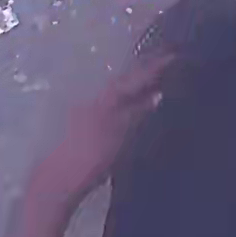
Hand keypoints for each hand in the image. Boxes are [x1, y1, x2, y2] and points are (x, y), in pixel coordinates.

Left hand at [26, 57, 171, 209]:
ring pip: (123, 91)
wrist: (58, 181)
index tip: (176, 55)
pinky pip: (119, 103)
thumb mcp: (120, 131)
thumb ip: (138, 111)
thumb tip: (159, 94)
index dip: (157, 66)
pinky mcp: (93, 126)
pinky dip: (133, 99)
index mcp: (108, 94)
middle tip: (171, 60)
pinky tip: (142, 104)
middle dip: (149, 70)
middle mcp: (101, 97)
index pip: (137, 76)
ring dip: (141, 84)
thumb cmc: (91, 155)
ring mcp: (95, 111)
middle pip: (129, 79)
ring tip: (161, 78)